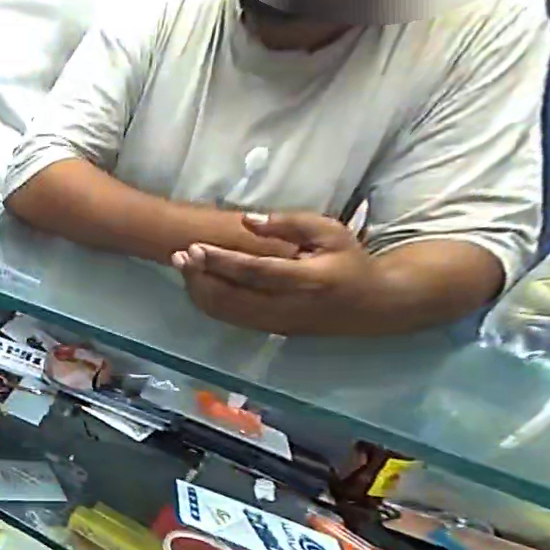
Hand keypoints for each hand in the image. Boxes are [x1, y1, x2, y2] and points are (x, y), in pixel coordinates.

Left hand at [171, 212, 379, 334]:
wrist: (371, 307)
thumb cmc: (349, 261)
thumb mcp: (330, 232)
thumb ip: (289, 224)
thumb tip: (246, 219)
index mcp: (308, 281)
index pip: (254, 272)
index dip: (220, 261)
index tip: (194, 247)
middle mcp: (287, 307)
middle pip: (230, 296)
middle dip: (199, 276)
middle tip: (178, 255)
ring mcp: (274, 323)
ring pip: (224, 311)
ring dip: (198, 288)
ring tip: (182, 265)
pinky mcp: (266, 330)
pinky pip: (228, 317)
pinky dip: (207, 300)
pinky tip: (197, 280)